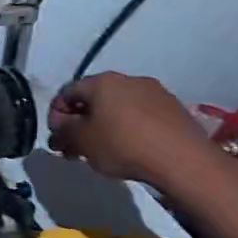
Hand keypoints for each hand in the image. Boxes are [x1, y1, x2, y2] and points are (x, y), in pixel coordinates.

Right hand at [47, 71, 211, 186]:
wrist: (180, 158)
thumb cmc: (123, 145)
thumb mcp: (83, 141)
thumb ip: (64, 131)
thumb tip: (59, 127)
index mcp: (103, 81)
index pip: (68, 91)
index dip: (56, 114)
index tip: (56, 137)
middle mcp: (128, 79)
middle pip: (94, 99)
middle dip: (80, 123)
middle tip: (74, 149)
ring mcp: (154, 92)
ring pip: (118, 107)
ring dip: (104, 126)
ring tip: (101, 152)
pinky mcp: (172, 108)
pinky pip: (139, 115)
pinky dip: (127, 129)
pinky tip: (128, 149)